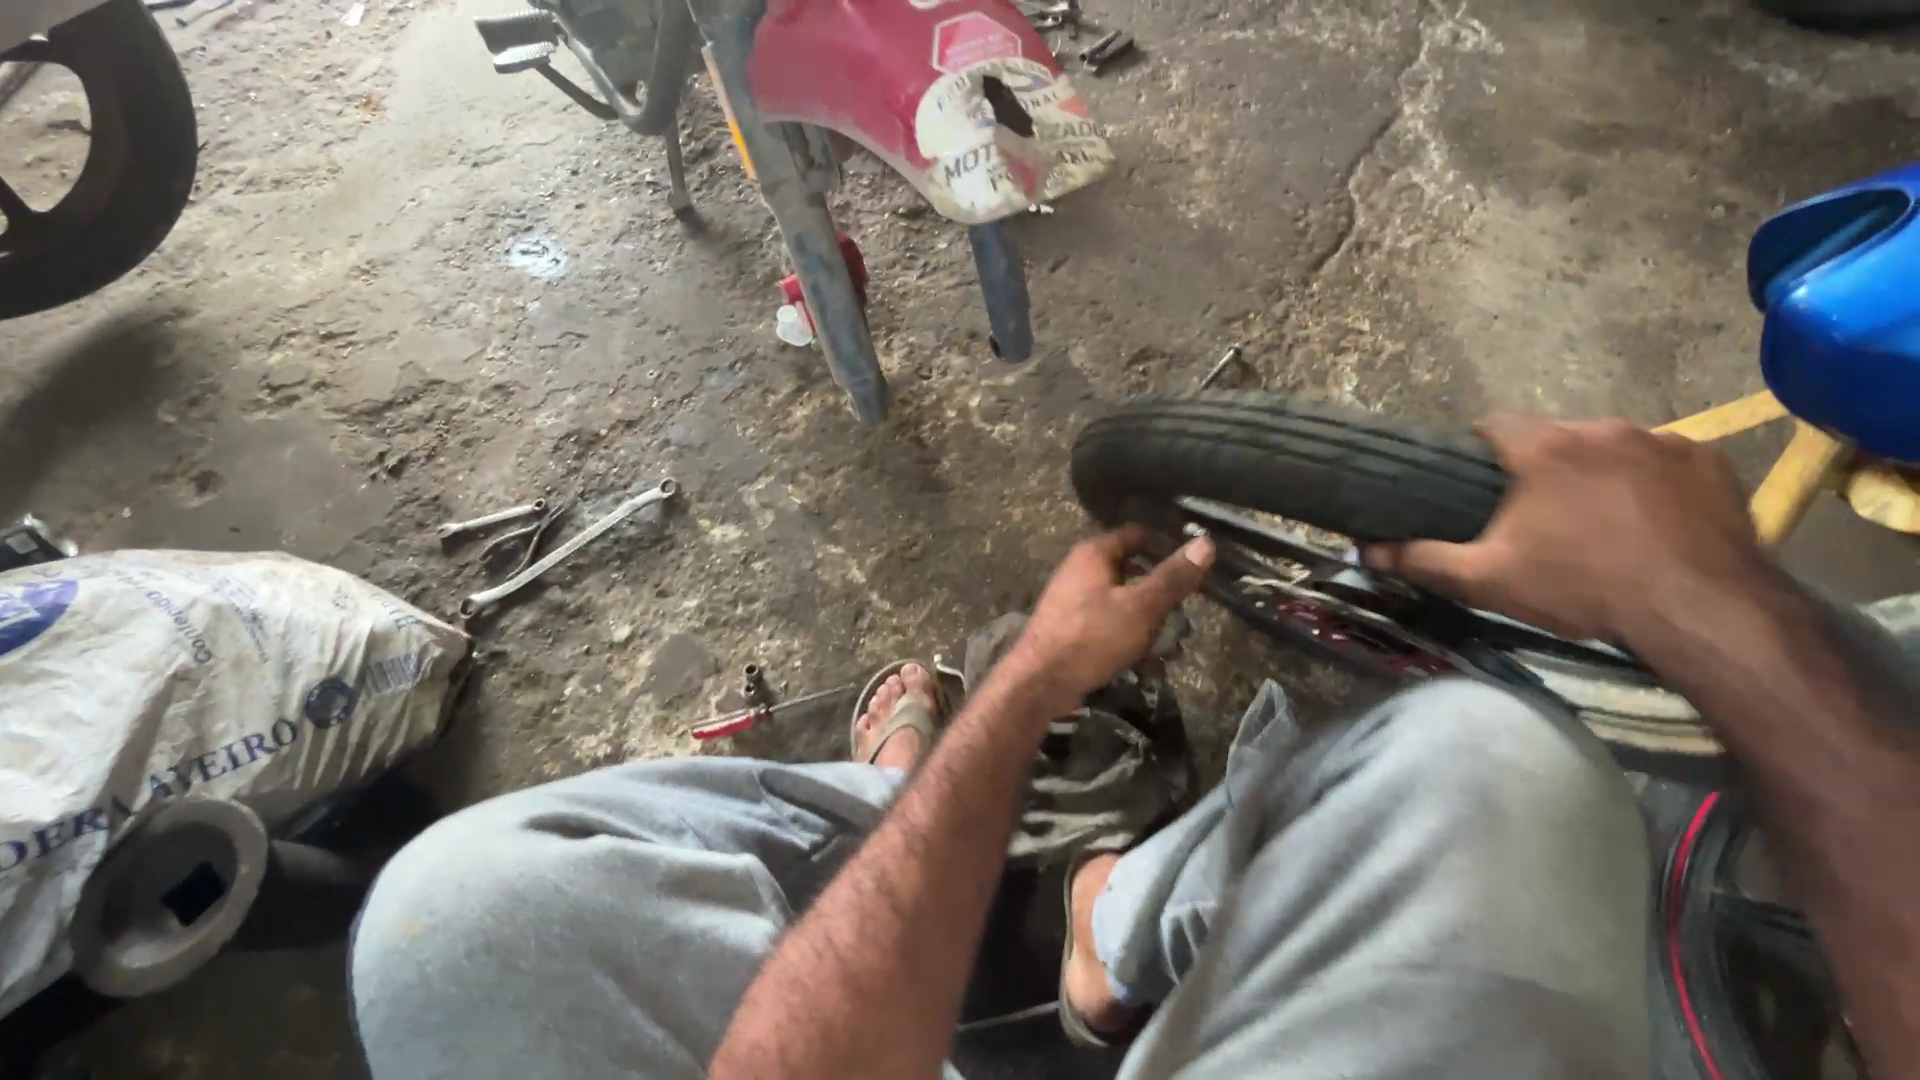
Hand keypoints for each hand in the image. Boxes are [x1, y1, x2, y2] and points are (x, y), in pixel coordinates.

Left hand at [1005, 527, 1214, 713]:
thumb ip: (1172, 577)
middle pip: (1133, 572)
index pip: (1137, 535)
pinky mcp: (1074, 630)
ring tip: (1174, 648)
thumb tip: (1205, 543)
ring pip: (1124, 604)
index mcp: (1094, 554)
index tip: (1194, 564)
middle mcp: (1081, 571)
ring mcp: (1075, 601)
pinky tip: (1151, 666)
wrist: (1041, 681)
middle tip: (1186, 614)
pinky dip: (1131, 641)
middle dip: (1162, 596)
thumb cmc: (1092, 636)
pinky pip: (1111, 627)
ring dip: (1151, 624)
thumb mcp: (1141, 607)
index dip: (1167, 545)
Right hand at [1363, 416, 1777, 643]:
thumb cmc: (1581, 588)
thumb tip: (1364, 551)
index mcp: (1545, 448)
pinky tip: (1651, 523)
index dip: (1480, 448)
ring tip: (1598, 521)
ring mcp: (1664, 442)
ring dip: (1597, 473)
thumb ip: (1421, 559)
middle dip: (1542, 465)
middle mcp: (1603, 429)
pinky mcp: (1711, 463)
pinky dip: (1650, 484)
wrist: (1701, 612)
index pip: (1496, 424)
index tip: (1479, 480)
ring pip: (1611, 448)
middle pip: (1555, 436)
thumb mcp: (1486, 580)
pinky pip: (1664, 462)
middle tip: (1537, 514)